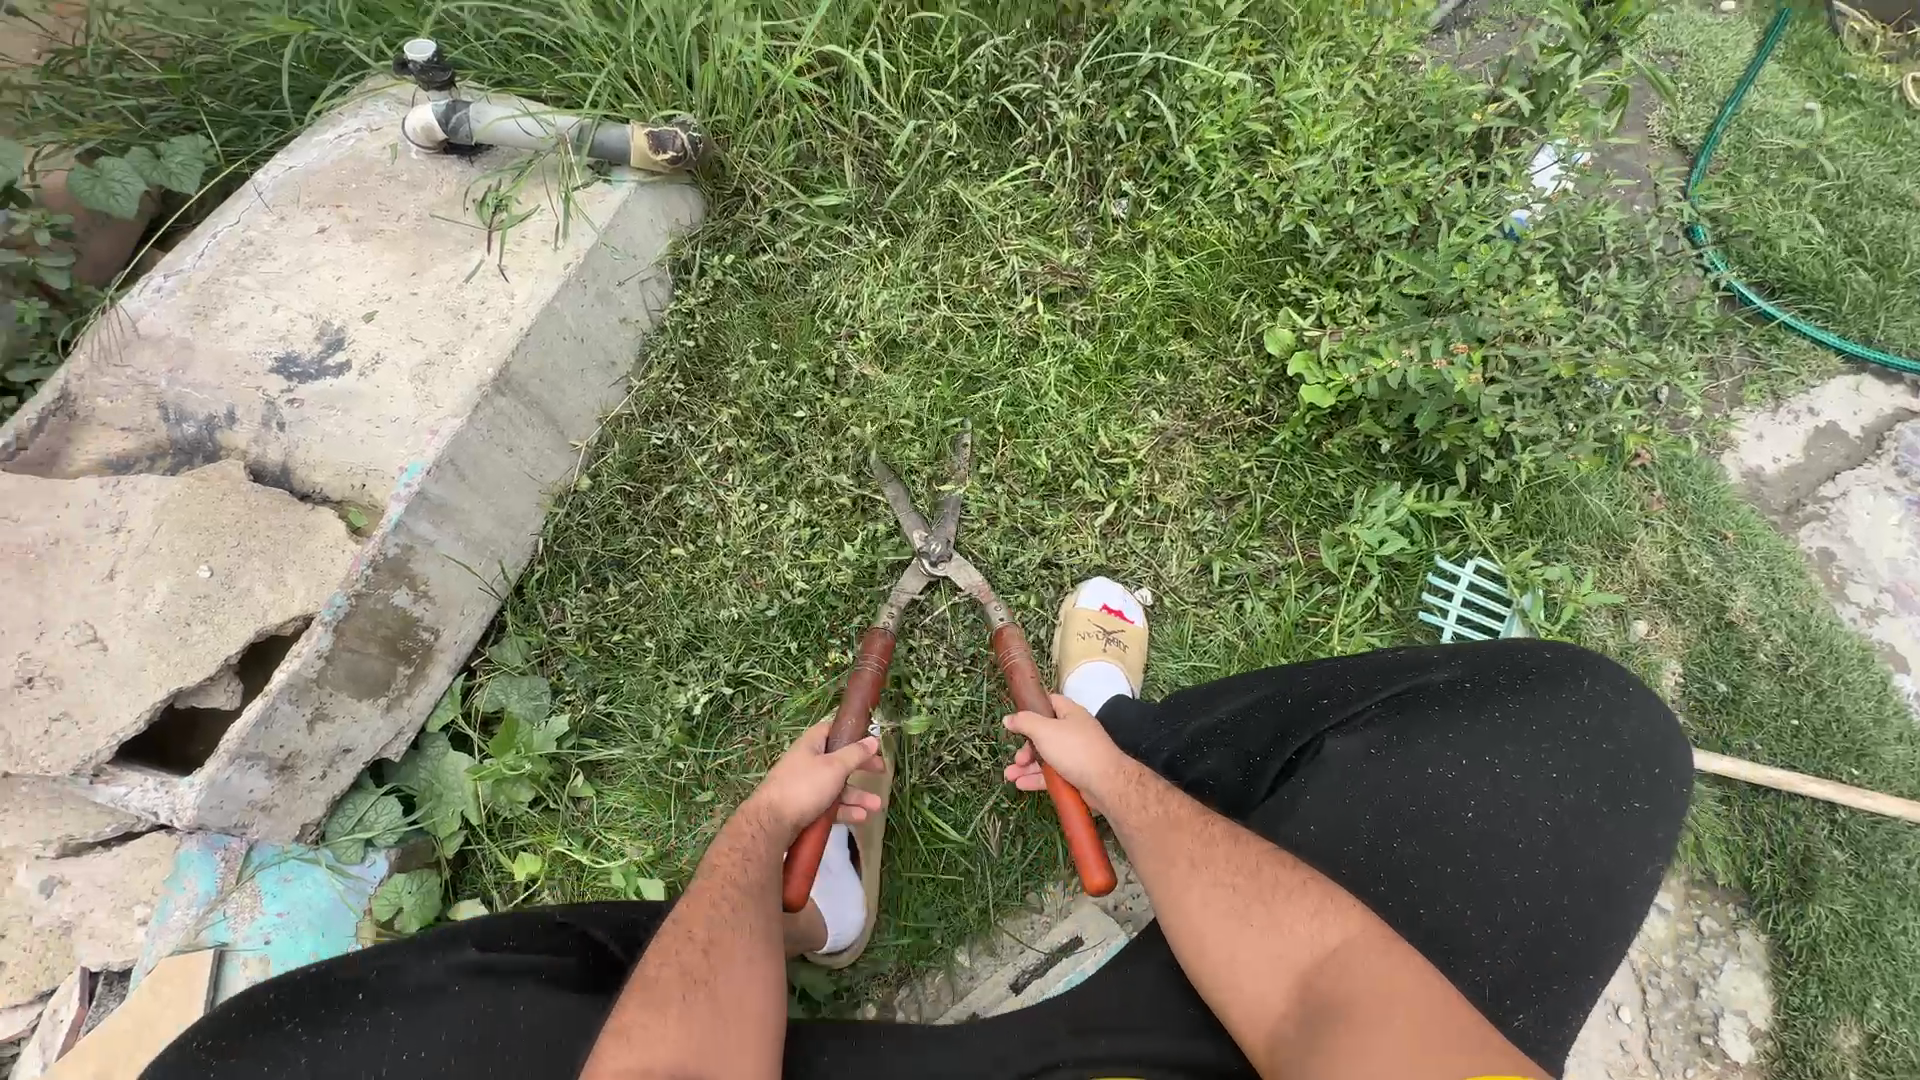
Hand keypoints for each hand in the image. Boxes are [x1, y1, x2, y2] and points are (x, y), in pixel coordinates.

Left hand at [739, 720, 885, 842]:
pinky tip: (860, 817)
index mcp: (811, 745)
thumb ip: (856, 754)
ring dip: (857, 795)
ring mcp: (805, 787)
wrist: (771, 824)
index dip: (851, 734)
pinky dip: (844, 810)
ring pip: (836, 787)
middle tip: (881, 771)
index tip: (870, 741)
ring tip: (876, 805)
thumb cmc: (804, 786)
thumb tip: (873, 739)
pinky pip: (829, 806)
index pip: (832, 730)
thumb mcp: (835, 766)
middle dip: (861, 768)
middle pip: (839, 761)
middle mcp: (807, 763)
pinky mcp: (804, 809)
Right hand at [1002, 694, 1130, 812]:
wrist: (1106, 783)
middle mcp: (1074, 732)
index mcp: (1070, 714)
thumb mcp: (1044, 730)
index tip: (1017, 718)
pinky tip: (1021, 784)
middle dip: (1026, 747)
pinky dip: (1037, 778)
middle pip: (1044, 734)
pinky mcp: (1076, 775)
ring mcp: (1076, 755)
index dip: (1032, 708)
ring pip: (1046, 757)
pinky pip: (1053, 774)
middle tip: (1018, 757)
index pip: (1050, 703)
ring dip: (1027, 765)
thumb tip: (1008, 718)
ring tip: (1010, 775)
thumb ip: (1024, 722)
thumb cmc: (1074, 749)